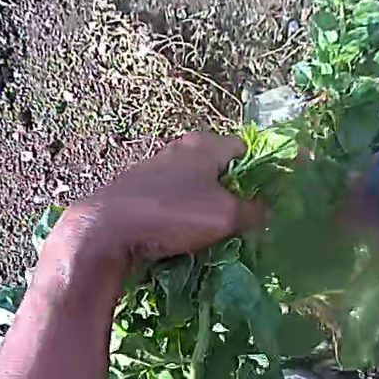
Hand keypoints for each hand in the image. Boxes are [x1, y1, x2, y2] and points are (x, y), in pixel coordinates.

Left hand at [51, 132, 250, 271]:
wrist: (108, 230)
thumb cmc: (174, 214)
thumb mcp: (226, 216)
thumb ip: (254, 212)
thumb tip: (268, 212)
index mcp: (205, 146)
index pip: (246, 148)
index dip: (261, 169)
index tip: (270, 193)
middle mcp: (180, 150)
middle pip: (219, 166)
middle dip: (234, 189)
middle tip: (247, 215)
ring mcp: (155, 169)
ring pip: (194, 184)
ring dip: (208, 202)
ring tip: (218, 228)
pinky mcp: (138, 190)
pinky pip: (173, 199)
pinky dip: (184, 212)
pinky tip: (186, 233)